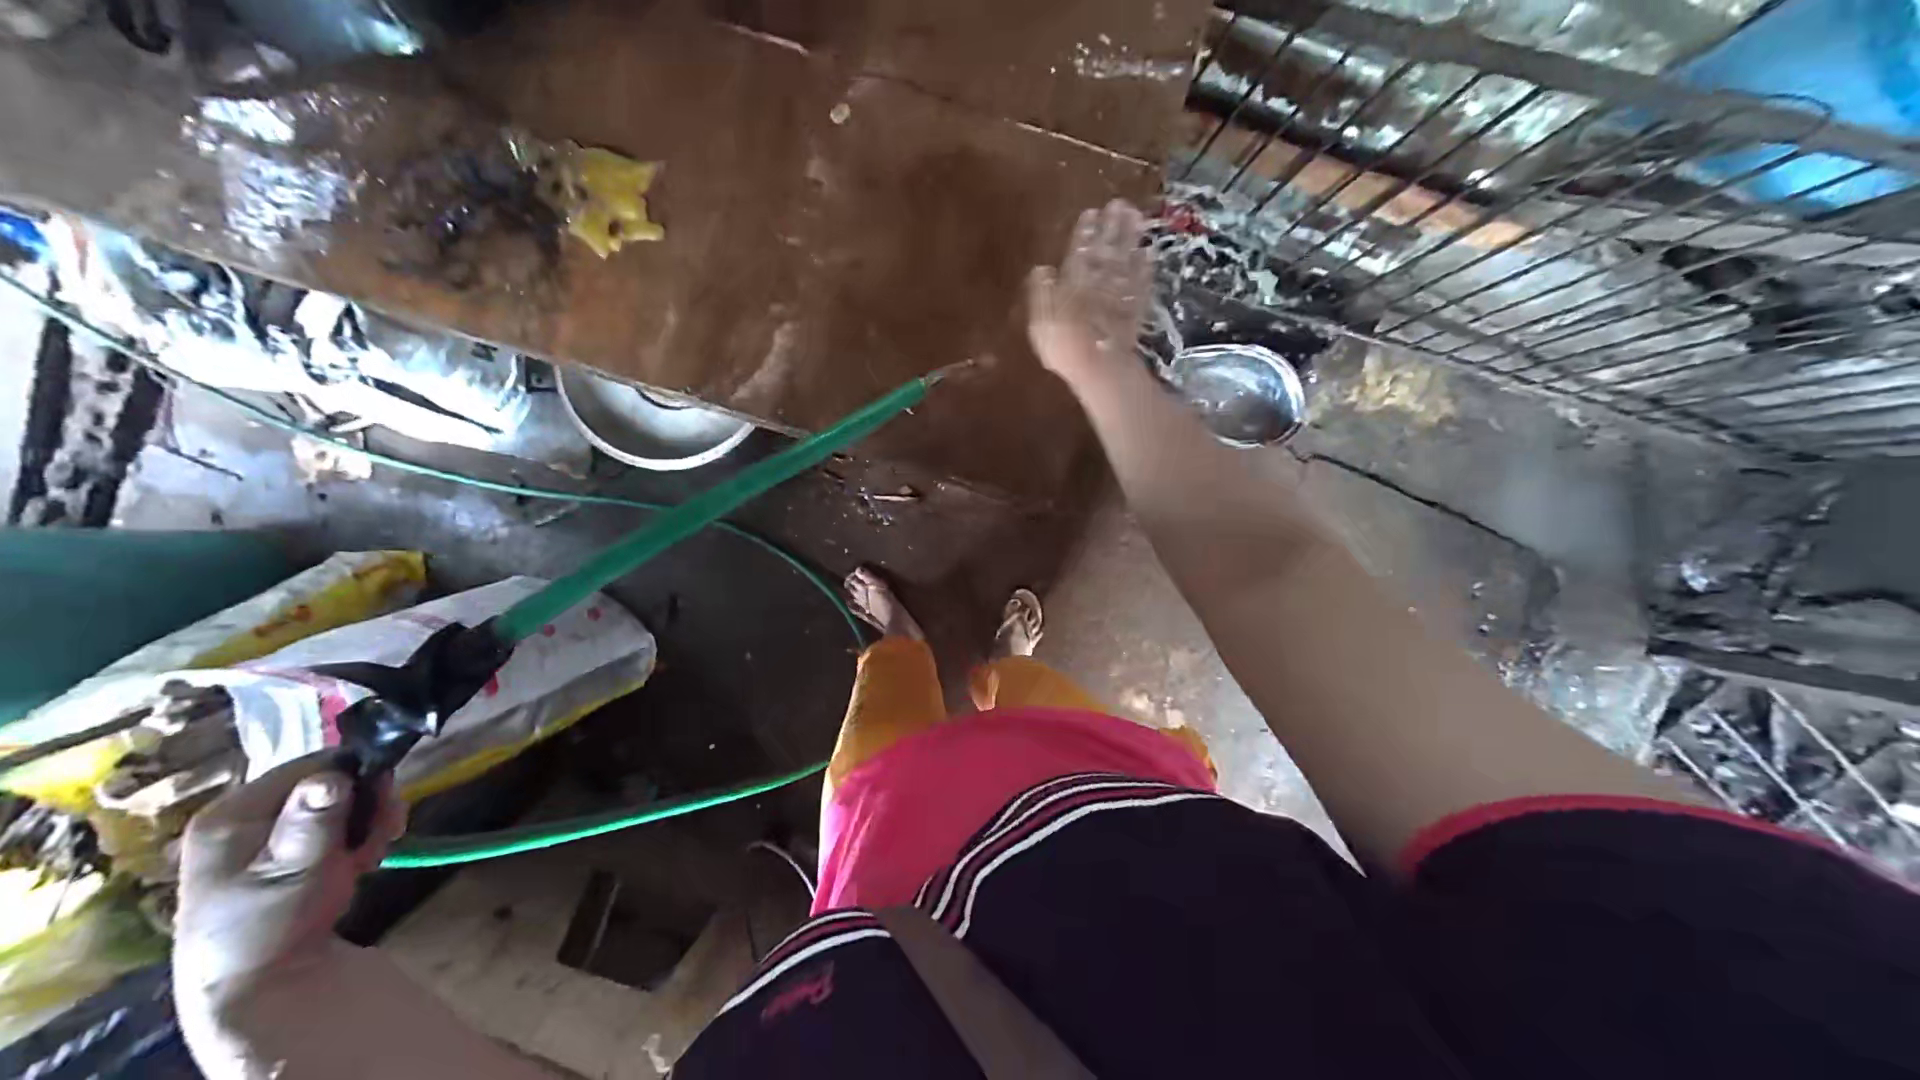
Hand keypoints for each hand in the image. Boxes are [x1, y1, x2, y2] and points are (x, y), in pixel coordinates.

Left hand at [174, 752, 403, 1076]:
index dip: (355, 776)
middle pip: (330, 780)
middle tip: (384, 832)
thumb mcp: (293, 871)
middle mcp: (248, 813)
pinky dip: (360, 836)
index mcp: (232, 812)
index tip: (383, 803)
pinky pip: (340, 822)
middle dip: (367, 803)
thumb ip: (312, 823)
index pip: (311, 764)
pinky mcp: (292, 848)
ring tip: (373, 852)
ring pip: (343, 801)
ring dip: (370, 821)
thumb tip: (331, 777)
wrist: (261, 984)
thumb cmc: (269, 924)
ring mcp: (270, 832)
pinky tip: (364, 859)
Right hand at [1026, 199, 1153, 385]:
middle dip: (1113, 225)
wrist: (1099, 365)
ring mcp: (1120, 293)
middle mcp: (1099, 279)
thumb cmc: (1063, 344)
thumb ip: (1041, 292)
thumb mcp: (1040, 319)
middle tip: (1120, 203)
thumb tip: (1041, 269)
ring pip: (1128, 258)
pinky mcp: (1135, 308)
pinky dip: (1145, 266)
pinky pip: (1142, 282)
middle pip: (1108, 247)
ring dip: (1132, 237)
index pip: (1080, 249)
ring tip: (1137, 217)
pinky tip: (1149, 254)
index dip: (1085, 231)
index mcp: (1074, 279)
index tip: (1092, 211)